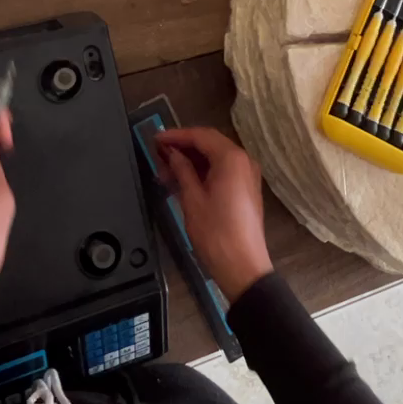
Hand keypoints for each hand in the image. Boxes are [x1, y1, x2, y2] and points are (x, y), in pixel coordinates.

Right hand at [154, 127, 273, 300]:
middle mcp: (244, 161)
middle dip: (183, 148)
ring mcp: (247, 175)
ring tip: (165, 171)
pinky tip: (182, 181)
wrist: (243, 267)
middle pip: (209, 144)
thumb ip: (182, 170)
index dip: (176, 135)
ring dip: (191, 161)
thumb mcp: (192, 199)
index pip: (201, 136)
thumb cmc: (216, 234)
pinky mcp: (245, 189)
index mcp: (232, 159)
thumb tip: (172, 154)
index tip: (156, 138)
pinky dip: (203, 172)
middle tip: (158, 154)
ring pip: (215, 158)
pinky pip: (222, 171)